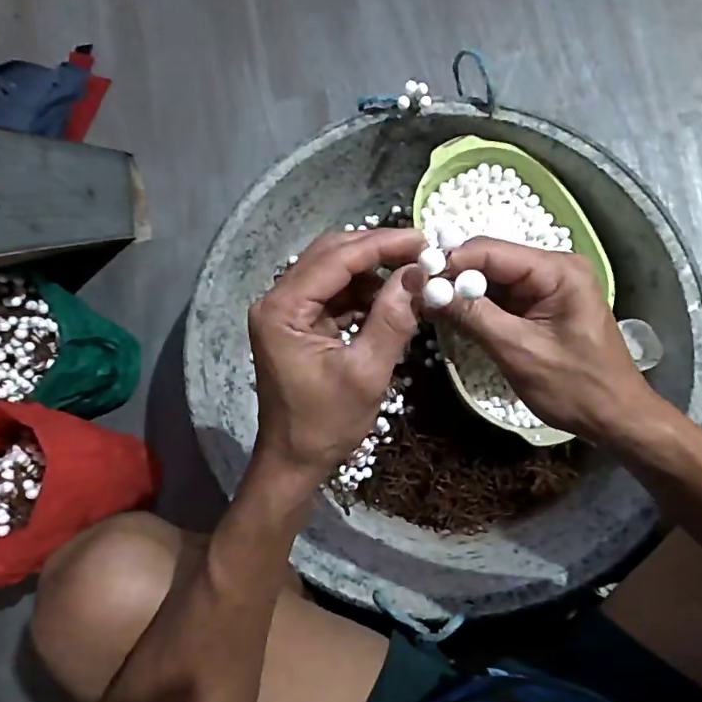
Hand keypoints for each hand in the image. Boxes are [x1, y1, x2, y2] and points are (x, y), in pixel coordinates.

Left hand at [249, 228, 424, 476]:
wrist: (293, 460)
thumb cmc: (325, 424)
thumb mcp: (366, 373)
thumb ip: (392, 319)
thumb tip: (421, 275)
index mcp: (283, 309)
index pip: (337, 258)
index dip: (383, 244)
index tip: (424, 241)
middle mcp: (277, 301)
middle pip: (331, 255)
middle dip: (378, 252)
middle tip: (423, 254)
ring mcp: (285, 312)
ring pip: (334, 273)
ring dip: (373, 273)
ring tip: (413, 279)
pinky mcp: (297, 325)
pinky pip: (333, 296)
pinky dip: (363, 295)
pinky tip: (392, 300)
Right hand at [435, 238, 658, 440]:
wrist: (615, 417)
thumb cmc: (575, 387)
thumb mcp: (519, 351)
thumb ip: (473, 316)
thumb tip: (427, 290)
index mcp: (558, 270)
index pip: (491, 251)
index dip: (451, 262)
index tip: (415, 280)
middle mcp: (554, 269)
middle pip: (490, 261)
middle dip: (453, 278)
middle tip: (417, 296)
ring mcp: (548, 287)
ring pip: (492, 280)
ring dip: (462, 294)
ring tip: (428, 308)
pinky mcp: (541, 306)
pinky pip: (501, 298)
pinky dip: (477, 308)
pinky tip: (452, 318)